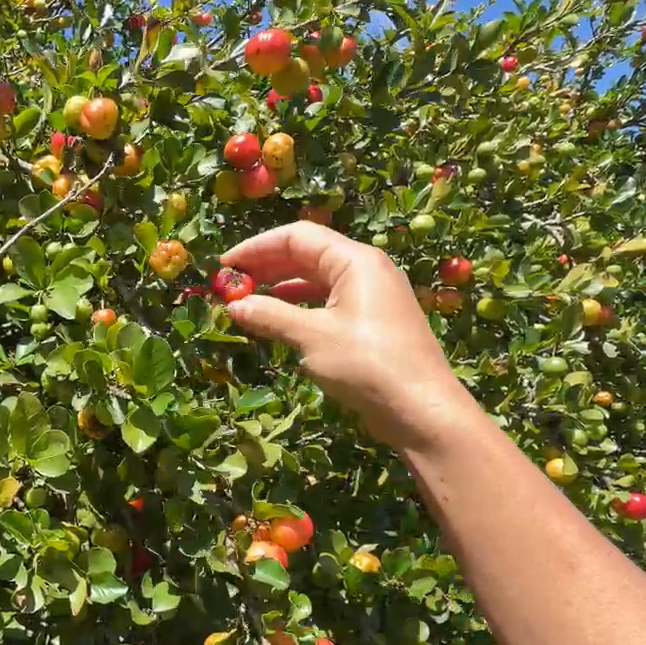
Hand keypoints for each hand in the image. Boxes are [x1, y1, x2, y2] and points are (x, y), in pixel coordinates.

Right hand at [222, 222, 479, 451]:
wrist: (420, 408)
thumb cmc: (367, 364)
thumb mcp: (312, 337)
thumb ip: (270, 316)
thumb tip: (233, 306)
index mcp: (355, 260)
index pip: (298, 236)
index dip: (257, 247)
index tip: (225, 266)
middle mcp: (365, 270)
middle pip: (307, 254)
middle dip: (267, 267)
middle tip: (231, 285)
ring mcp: (370, 296)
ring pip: (317, 280)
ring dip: (280, 288)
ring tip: (247, 303)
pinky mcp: (371, 322)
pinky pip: (327, 303)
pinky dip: (299, 307)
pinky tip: (278, 321)